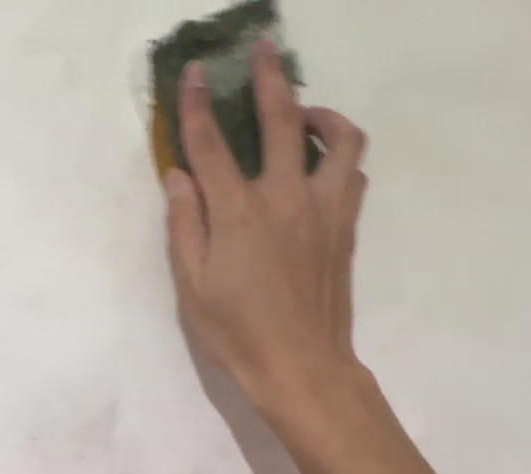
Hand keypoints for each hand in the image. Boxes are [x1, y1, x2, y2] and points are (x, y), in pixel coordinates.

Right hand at [166, 39, 368, 406]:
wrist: (301, 365)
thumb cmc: (236, 333)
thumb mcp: (191, 287)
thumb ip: (184, 226)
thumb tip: (178, 178)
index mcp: (239, 213)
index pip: (213, 146)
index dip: (198, 106)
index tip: (194, 72)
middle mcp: (286, 197)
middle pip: (282, 120)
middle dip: (269, 78)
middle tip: (263, 50)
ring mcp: (324, 209)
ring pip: (338, 138)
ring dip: (320, 114)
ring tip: (303, 114)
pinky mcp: (346, 226)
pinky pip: (352, 171)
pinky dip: (338, 153)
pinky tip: (321, 163)